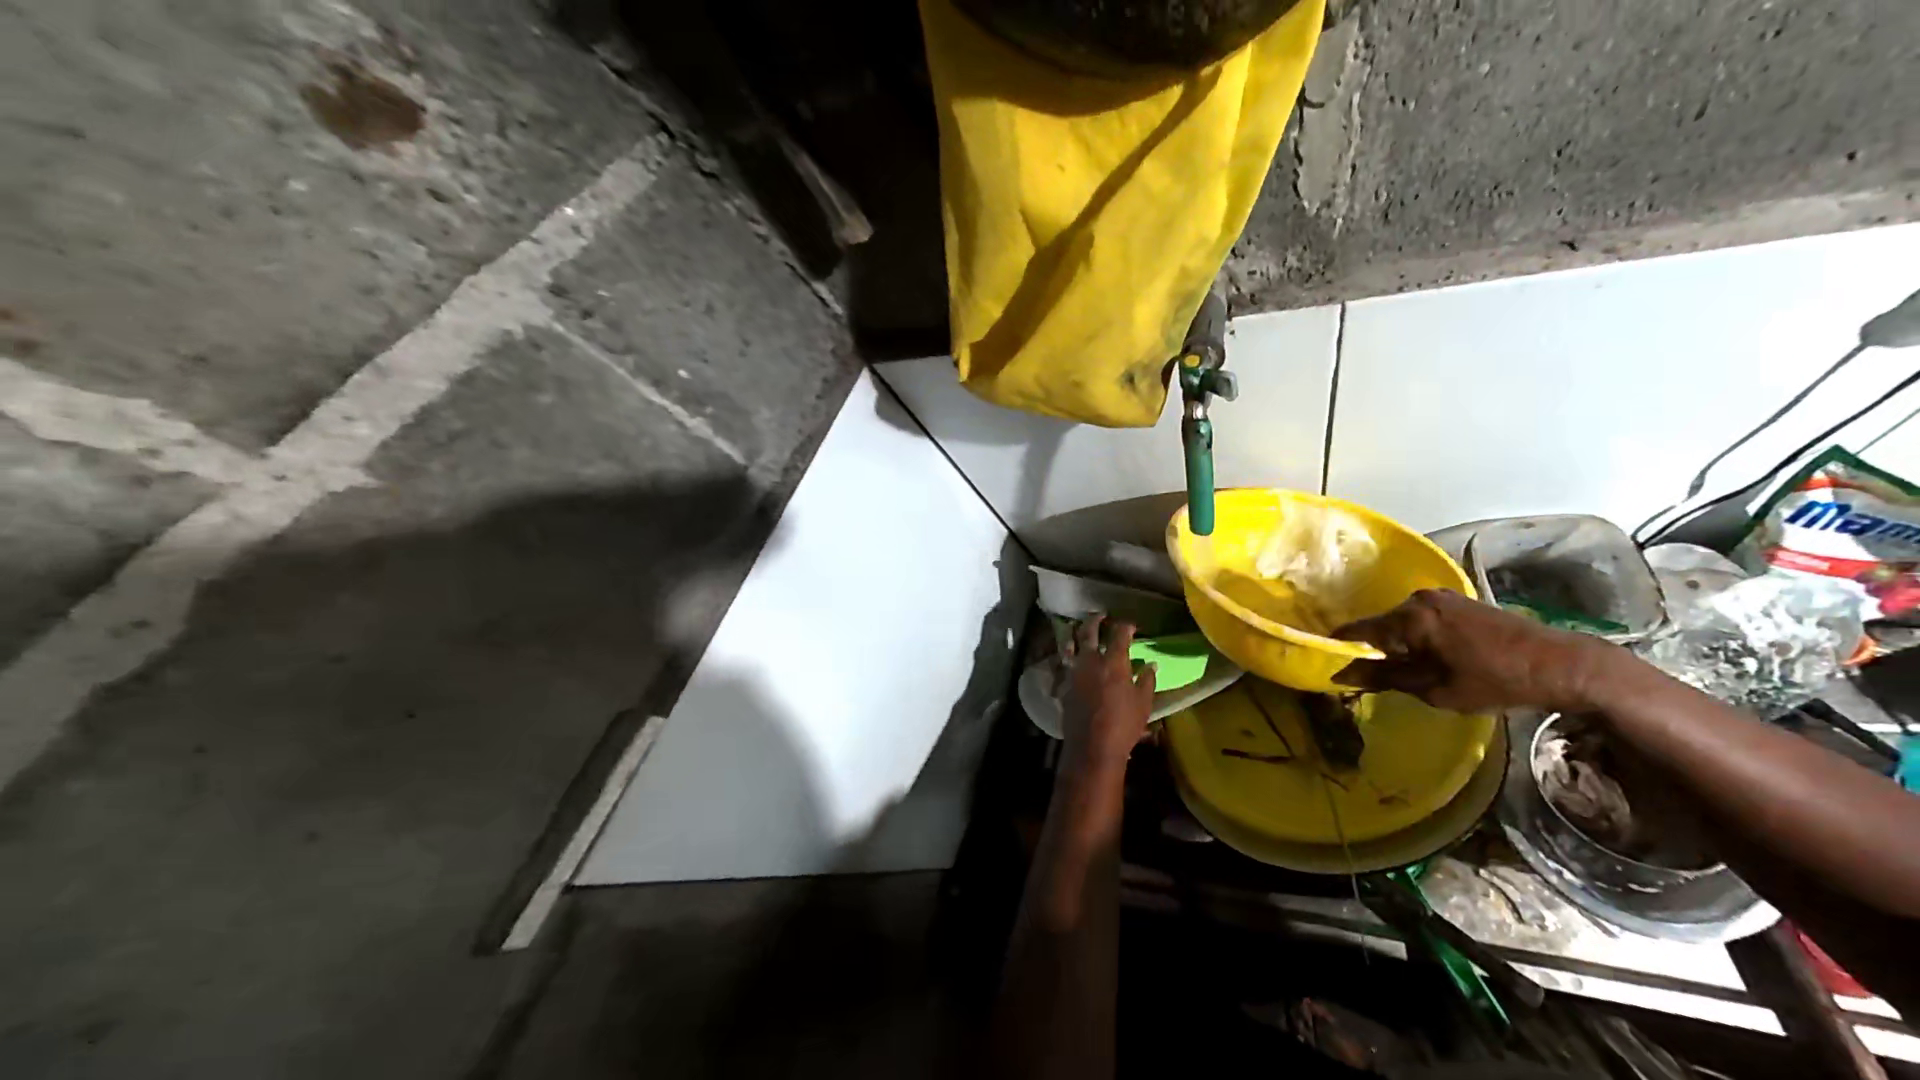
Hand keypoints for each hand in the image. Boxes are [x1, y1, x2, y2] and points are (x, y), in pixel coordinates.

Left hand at [1061, 616, 1155, 768]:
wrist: (1093, 746)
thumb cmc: (1124, 725)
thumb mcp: (1143, 703)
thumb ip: (1147, 680)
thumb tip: (1151, 664)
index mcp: (1113, 662)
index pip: (1119, 634)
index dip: (1125, 626)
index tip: (1130, 626)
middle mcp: (1090, 661)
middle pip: (1088, 632)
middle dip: (1095, 620)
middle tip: (1100, 616)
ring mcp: (1073, 672)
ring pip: (1070, 645)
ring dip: (1076, 635)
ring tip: (1080, 630)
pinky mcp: (1063, 685)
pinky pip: (1063, 665)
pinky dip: (1067, 658)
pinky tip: (1070, 658)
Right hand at [1332, 589, 1622, 712]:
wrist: (1564, 665)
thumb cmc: (1498, 680)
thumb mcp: (1436, 689)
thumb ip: (1384, 678)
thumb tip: (1342, 674)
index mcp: (1410, 617)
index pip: (1356, 632)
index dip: (1341, 652)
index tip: (1332, 671)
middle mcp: (1418, 599)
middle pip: (1378, 627)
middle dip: (1372, 651)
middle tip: (1374, 680)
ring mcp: (1439, 597)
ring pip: (1399, 624)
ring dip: (1396, 645)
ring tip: (1405, 673)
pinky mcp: (1456, 601)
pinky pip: (1419, 619)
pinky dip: (1416, 638)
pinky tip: (1428, 658)